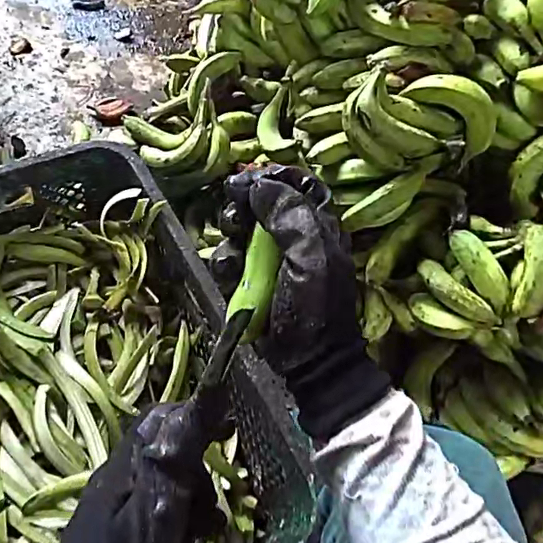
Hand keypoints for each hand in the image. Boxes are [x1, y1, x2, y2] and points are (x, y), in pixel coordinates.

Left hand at [0, 402, 212, 542]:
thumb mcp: (154, 515)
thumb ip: (176, 460)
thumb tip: (202, 398)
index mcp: (127, 465)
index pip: (163, 417)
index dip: (197, 417)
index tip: (229, 431)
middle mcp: (120, 475)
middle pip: (168, 450)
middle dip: (199, 470)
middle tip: (213, 507)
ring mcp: (116, 503)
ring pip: (166, 481)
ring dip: (193, 500)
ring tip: (205, 533)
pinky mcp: (117, 530)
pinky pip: (156, 508)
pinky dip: (178, 521)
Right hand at [213, 165, 390, 442]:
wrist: (308, 364)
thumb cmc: (316, 310)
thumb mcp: (311, 259)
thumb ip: (289, 218)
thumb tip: (259, 185)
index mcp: (317, 225)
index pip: (294, 184)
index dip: (269, 178)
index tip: (246, 182)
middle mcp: (292, 236)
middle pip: (259, 202)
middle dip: (242, 207)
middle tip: (234, 218)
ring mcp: (269, 259)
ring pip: (239, 230)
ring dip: (230, 237)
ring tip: (234, 256)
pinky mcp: (249, 280)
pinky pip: (229, 259)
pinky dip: (225, 265)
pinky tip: (230, 277)